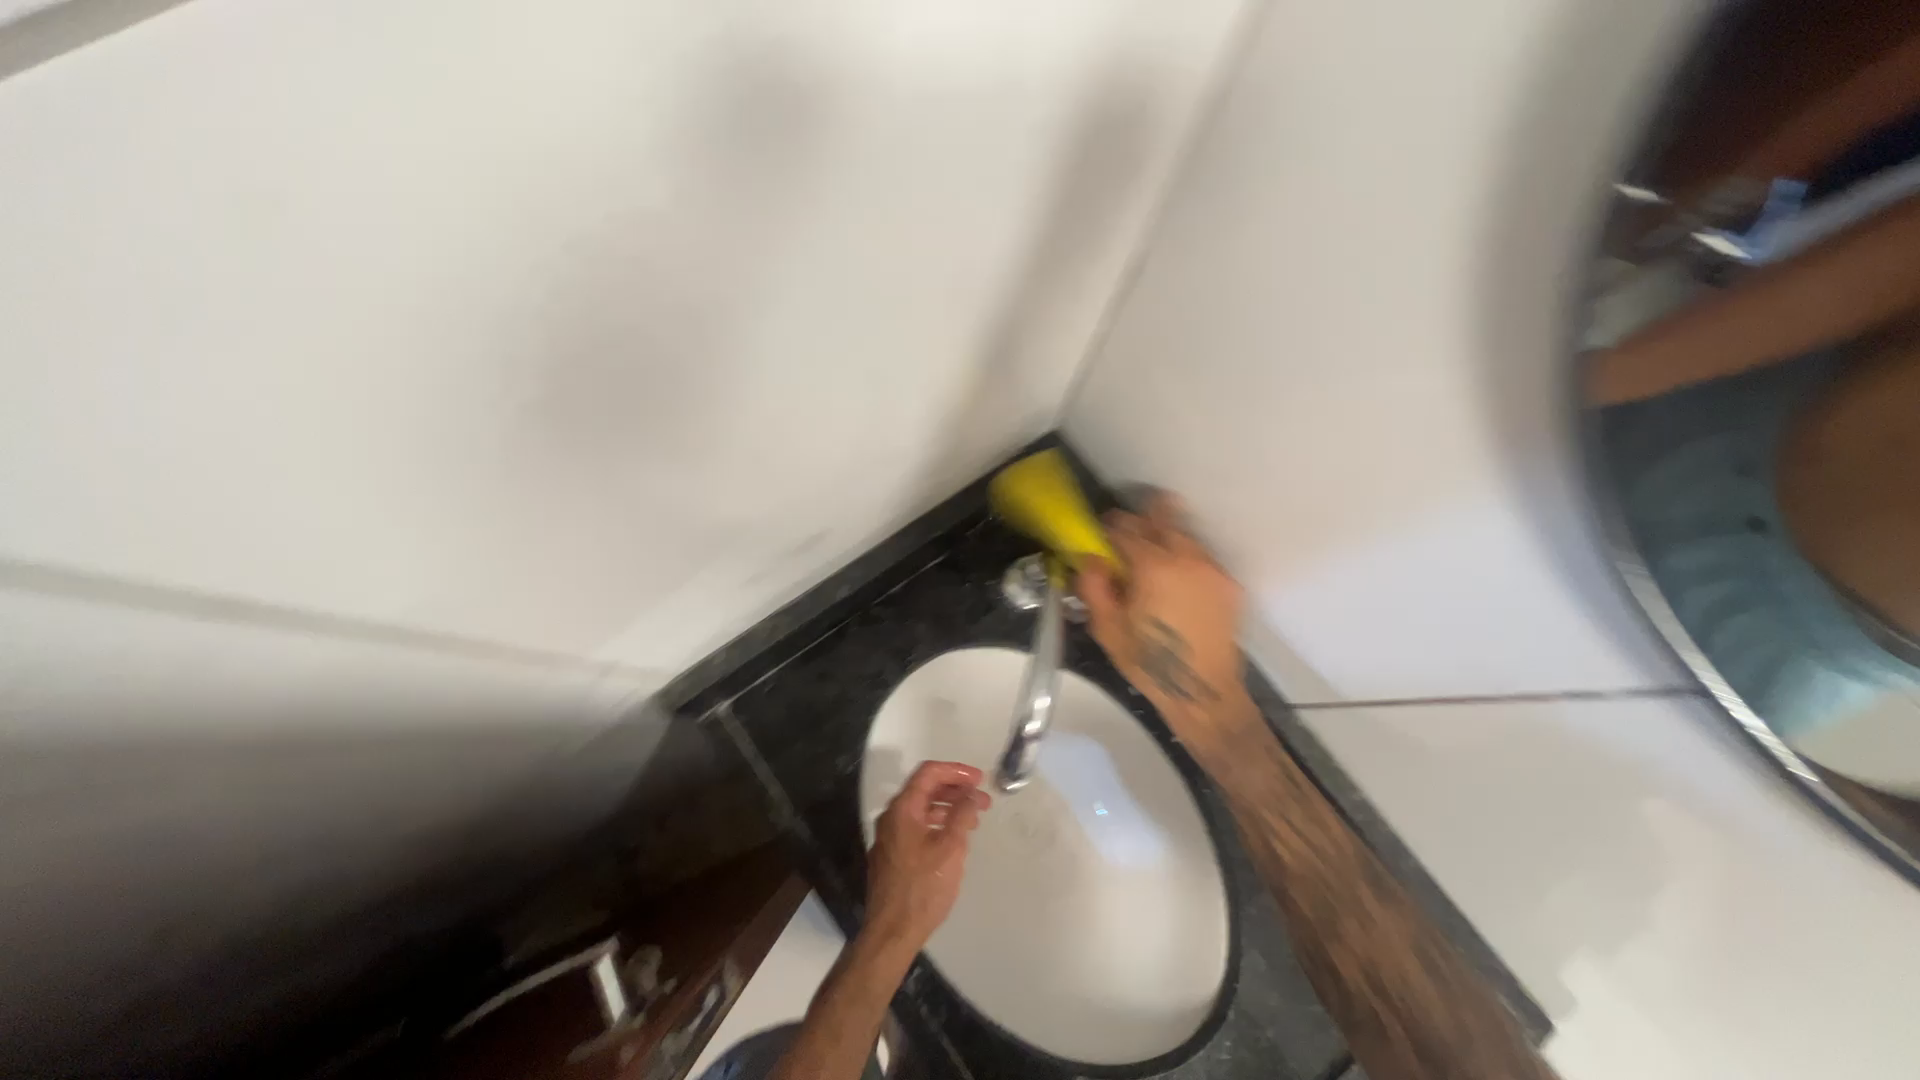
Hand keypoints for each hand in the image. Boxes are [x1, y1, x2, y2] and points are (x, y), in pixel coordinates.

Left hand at [865, 761, 990, 949]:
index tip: (980, 780)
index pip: (928, 773)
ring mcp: (890, 837)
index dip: (956, 771)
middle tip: (983, 801)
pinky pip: (917, 828)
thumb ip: (962, 814)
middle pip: (924, 789)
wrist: (892, 931)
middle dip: (956, 791)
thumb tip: (971, 793)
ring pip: (922, 810)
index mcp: (902, 809)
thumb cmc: (923, 887)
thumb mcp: (950, 847)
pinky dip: (938, 825)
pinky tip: (955, 840)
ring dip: (949, 809)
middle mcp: (892, 817)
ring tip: (974, 821)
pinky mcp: (893, 855)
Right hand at [1077, 492, 1251, 743]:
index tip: (1100, 531)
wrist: (1203, 692)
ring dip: (1166, 536)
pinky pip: (1202, 558)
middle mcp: (1187, 559)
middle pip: (1163, 520)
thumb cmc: (1150, 664)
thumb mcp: (1107, 629)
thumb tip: (1090, 558)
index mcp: (1154, 567)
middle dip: (1141, 521)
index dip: (1110, 526)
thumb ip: (1094, 586)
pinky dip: (1185, 558)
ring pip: (1186, 536)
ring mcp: (1213, 570)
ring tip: (1151, 554)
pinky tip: (1175, 577)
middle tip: (1126, 532)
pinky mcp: (1229, 585)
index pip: (1127, 529)